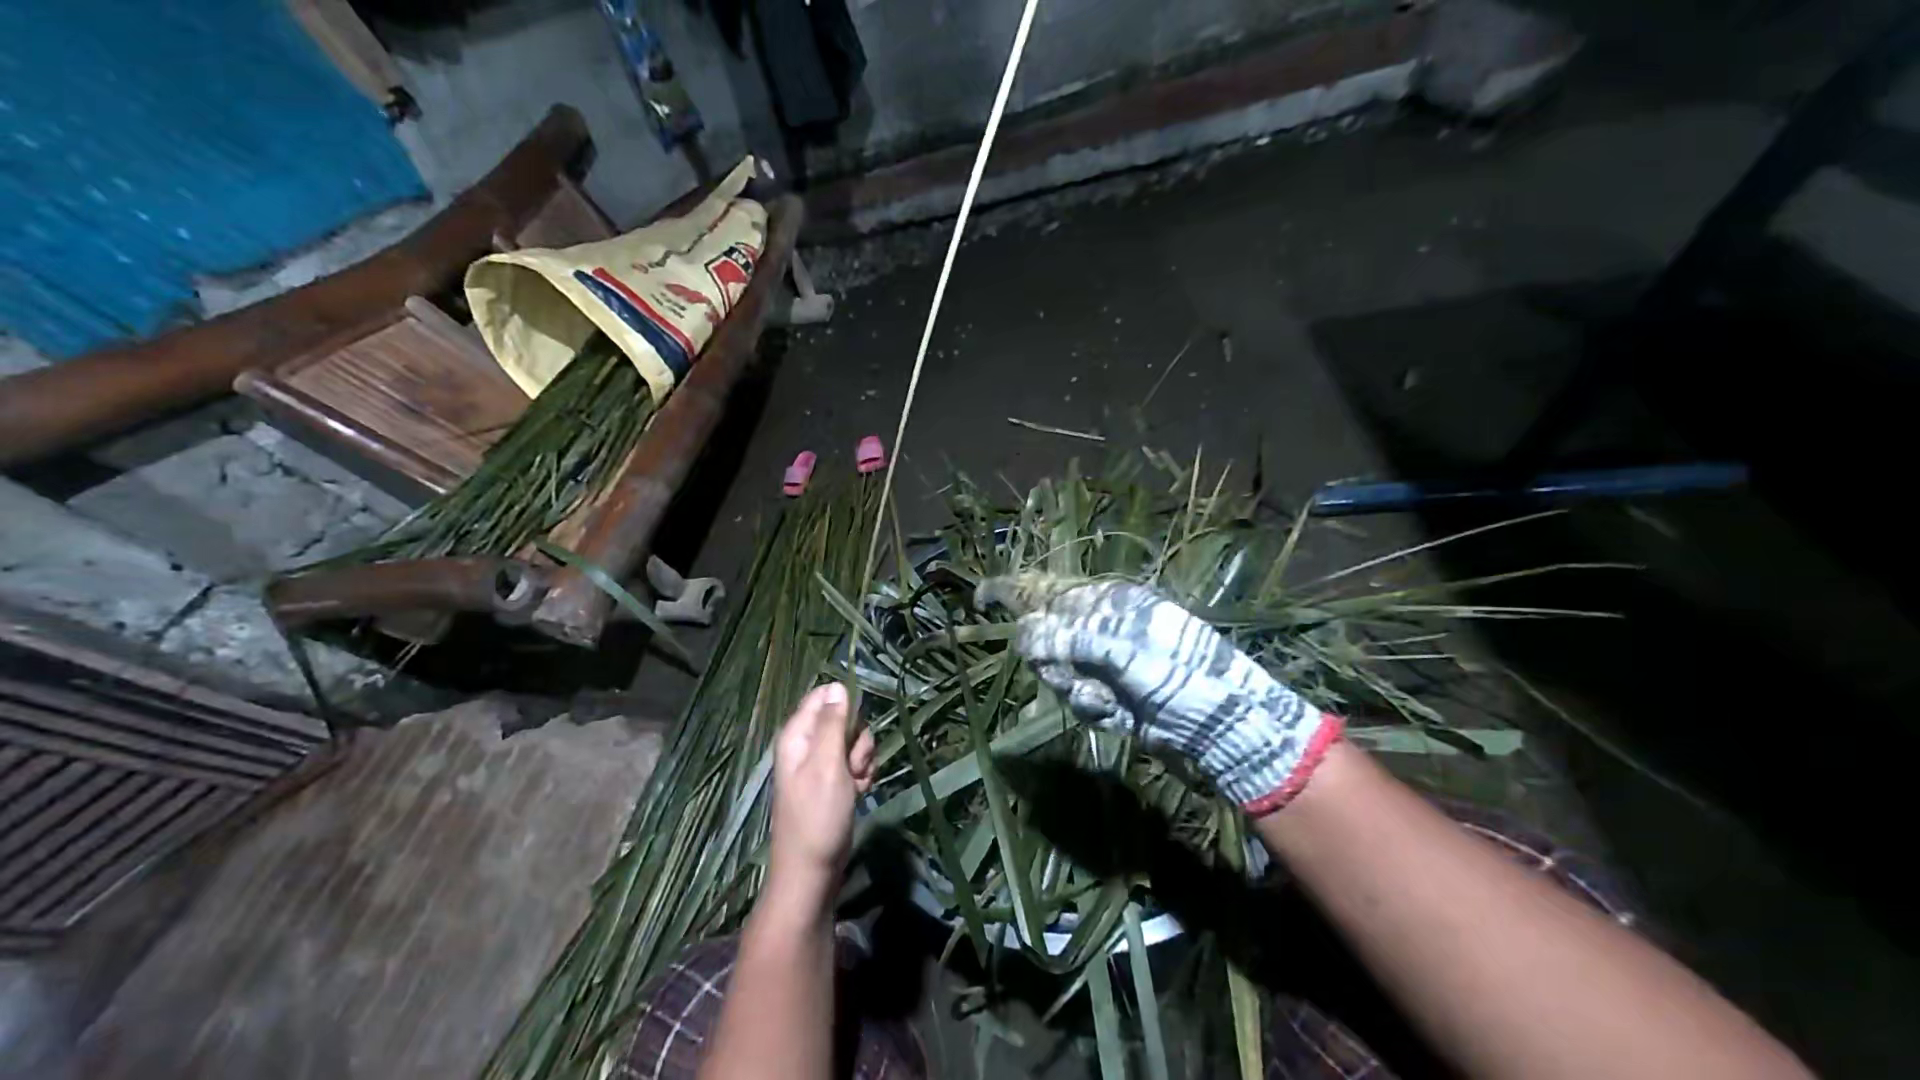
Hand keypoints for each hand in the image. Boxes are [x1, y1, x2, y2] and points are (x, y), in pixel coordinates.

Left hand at [767, 683, 875, 906]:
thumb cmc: (817, 816)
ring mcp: (821, 765)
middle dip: (857, 741)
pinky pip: (856, 764)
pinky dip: (862, 777)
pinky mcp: (834, 782)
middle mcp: (807, 745)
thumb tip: (837, 684)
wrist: (813, 871)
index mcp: (797, 735)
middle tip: (851, 766)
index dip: (846, 708)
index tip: (854, 729)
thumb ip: (832, 723)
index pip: (824, 697)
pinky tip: (857, 794)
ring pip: (855, 743)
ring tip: (854, 785)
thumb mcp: (827, 764)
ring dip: (862, 761)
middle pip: (844, 719)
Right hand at [989, 578, 1342, 814]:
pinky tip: (1114, 711)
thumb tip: (1023, 635)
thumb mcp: (1121, 647)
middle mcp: (1101, 626)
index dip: (1015, 591)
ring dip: (1073, 686)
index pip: (1050, 588)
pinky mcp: (1105, 694)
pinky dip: (1090, 706)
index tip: (982, 599)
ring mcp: (1102, 662)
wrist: (1217, 723)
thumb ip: (1069, 637)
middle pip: (1044, 633)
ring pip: (1055, 669)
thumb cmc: (1175, 670)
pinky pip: (1074, 696)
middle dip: (1052, 656)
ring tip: (1106, 696)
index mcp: (1108, 600)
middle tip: (1075, 673)